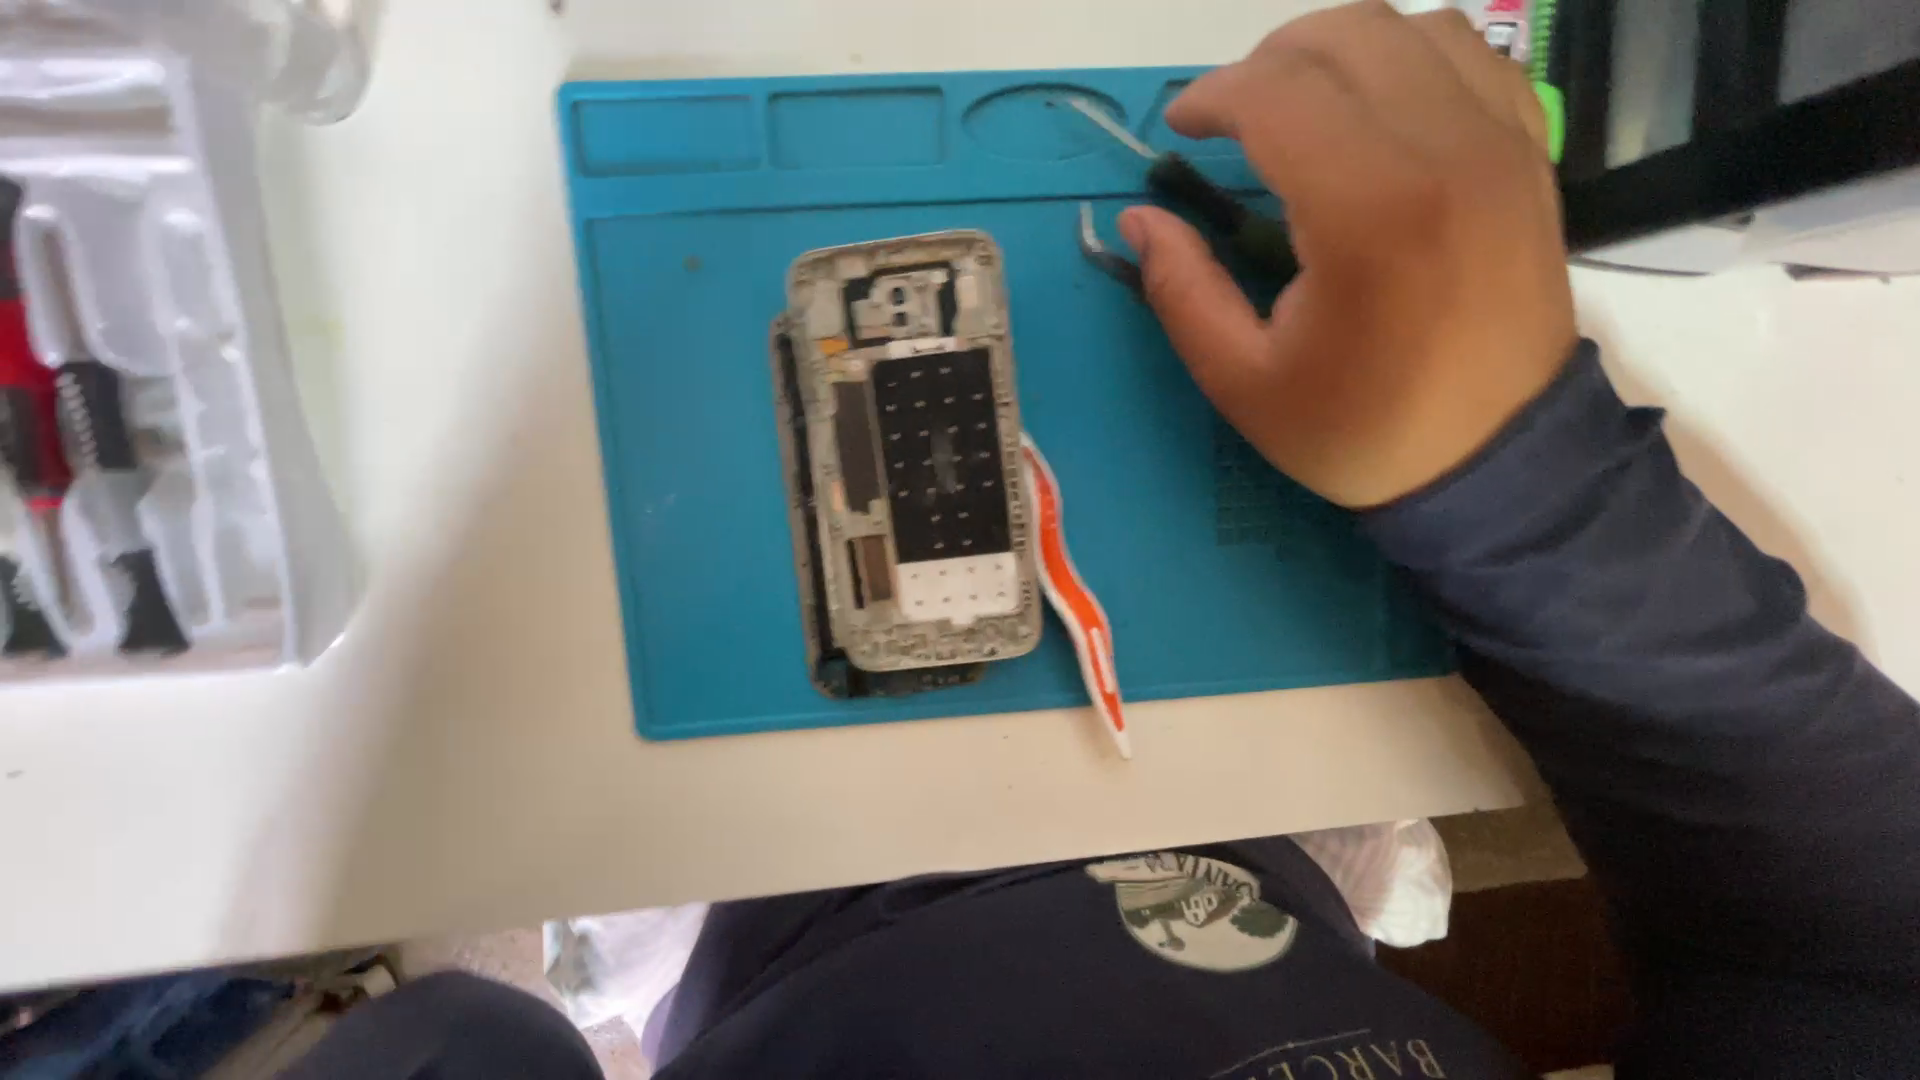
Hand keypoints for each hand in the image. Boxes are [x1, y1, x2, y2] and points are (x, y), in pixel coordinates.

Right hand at [1120, 1, 1574, 508]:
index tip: (1178, 127)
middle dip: (1268, 59)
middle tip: (1229, 113)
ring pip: (1416, 28)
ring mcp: (1501, 145)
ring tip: (1295, 105)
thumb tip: (1140, 220)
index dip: (1213, 95)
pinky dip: (1409, 61)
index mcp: (1367, 211)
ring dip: (1338, 50)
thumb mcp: (1241, 381)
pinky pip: (1474, 59)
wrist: (1490, 461)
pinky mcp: (1528, 158)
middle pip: (1349, 35)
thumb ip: (1181, 291)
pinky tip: (1374, 112)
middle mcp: (1445, 151)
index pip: (1279, 93)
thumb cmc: (1355, 429)